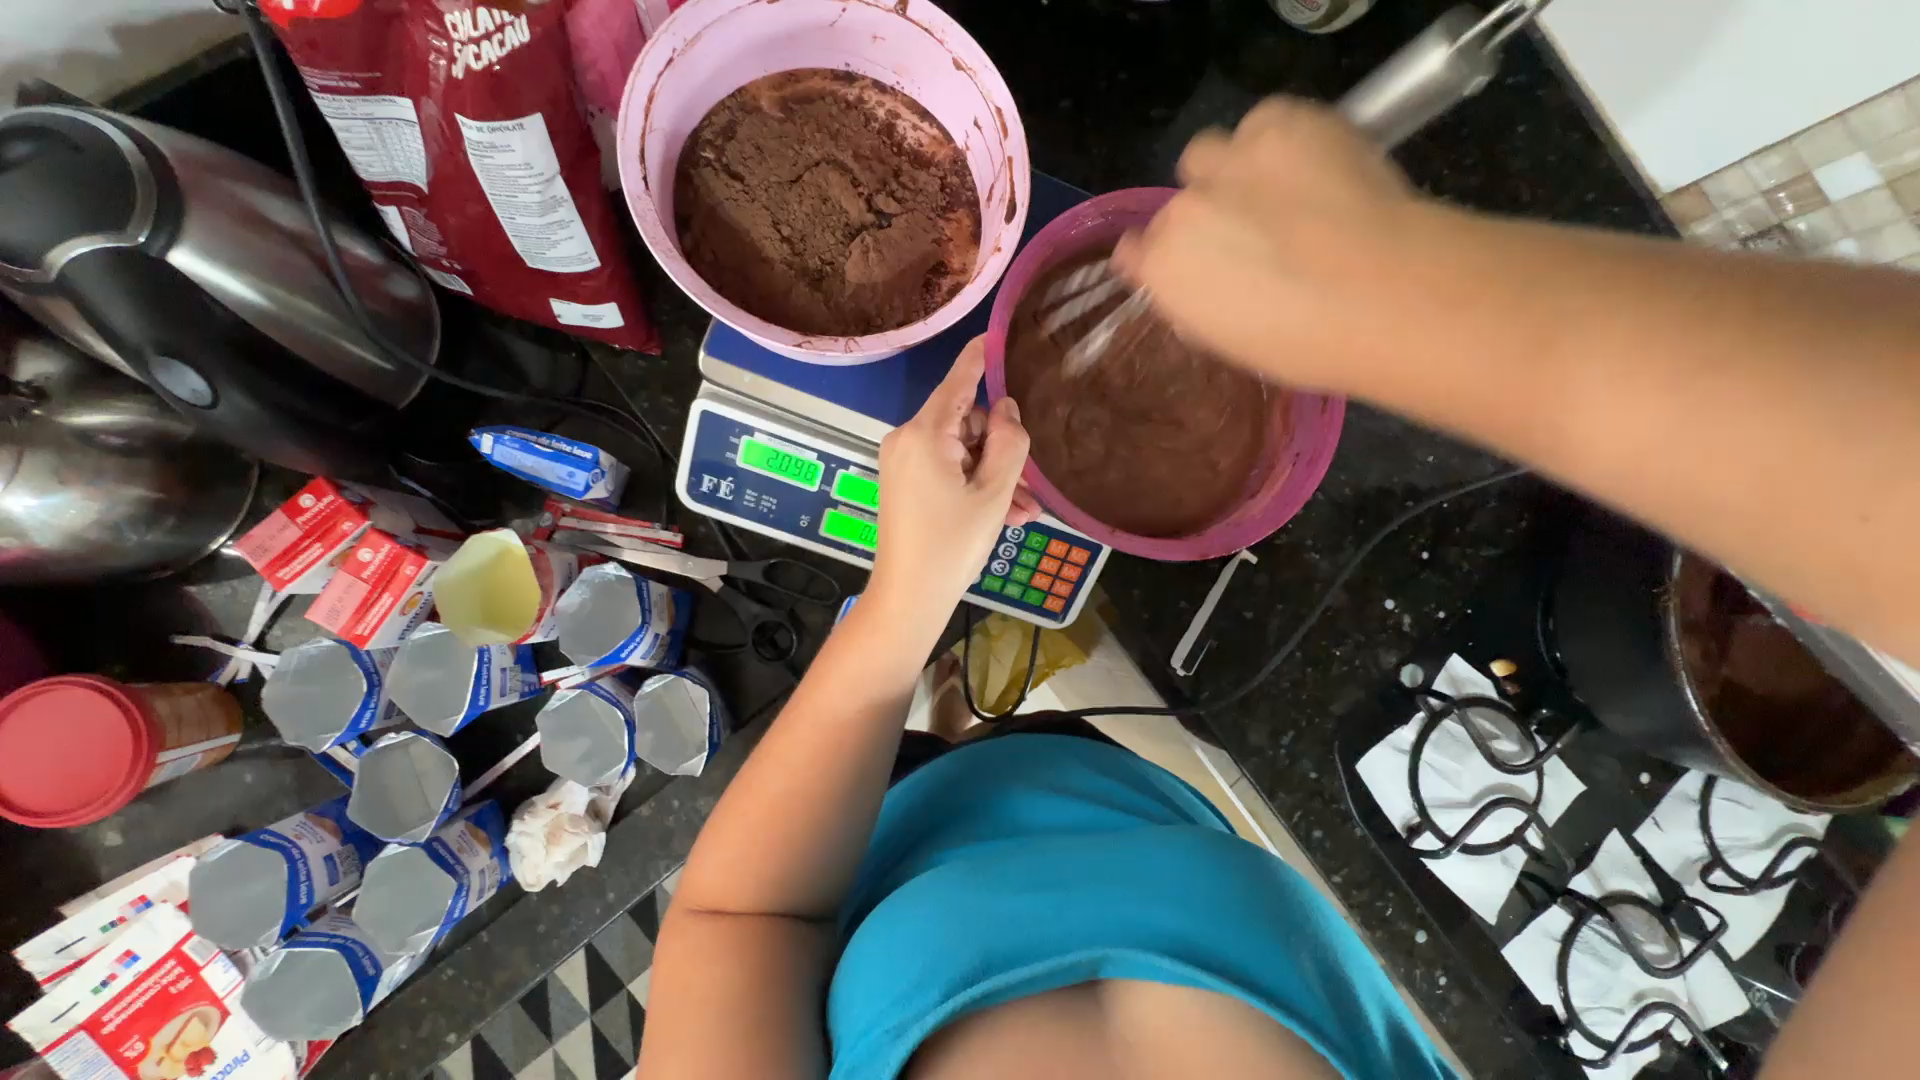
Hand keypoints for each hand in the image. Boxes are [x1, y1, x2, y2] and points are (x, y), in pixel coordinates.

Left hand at [870, 337, 1038, 615]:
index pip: (958, 380)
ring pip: (960, 452)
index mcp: (924, 434)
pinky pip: (946, 470)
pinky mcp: (903, 483)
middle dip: (1000, 449)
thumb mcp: (993, 492)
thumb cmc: (952, 544)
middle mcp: (906, 439)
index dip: (980, 357)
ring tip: (1022, 511)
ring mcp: (902, 463)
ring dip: (993, 475)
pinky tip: (1003, 514)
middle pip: (965, 423)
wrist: (909, 598)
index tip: (996, 332)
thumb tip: (1005, 408)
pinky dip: (973, 486)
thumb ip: (1008, 441)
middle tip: (1030, 486)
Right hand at [1111, 97, 1435, 392]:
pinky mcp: (1283, 122)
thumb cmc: (1305, 343)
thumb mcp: (1231, 339)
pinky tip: (1307, 163)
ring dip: (1227, 171)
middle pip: (1175, 205)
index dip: (1158, 257)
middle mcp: (1183, 210)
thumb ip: (1198, 302)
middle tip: (1249, 234)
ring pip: (1207, 154)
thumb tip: (1199, 281)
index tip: (1186, 264)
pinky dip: (1277, 138)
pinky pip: (1262, 121)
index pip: (1133, 251)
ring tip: (1272, 190)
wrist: (1384, 294)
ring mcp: (1231, 161)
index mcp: (1164, 269)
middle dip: (1202, 217)